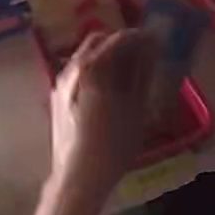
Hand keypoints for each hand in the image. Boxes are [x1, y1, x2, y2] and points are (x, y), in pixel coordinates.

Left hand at [50, 29, 153, 195]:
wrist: (78, 177)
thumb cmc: (112, 145)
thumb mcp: (135, 108)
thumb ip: (142, 73)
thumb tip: (151, 46)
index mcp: (90, 68)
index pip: (117, 39)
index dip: (139, 37)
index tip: (156, 40)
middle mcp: (70, 70)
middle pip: (95, 43)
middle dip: (119, 43)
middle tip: (143, 53)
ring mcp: (60, 85)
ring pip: (84, 58)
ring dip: (106, 57)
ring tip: (130, 72)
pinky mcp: (58, 101)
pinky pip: (78, 75)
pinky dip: (96, 72)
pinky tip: (111, 90)